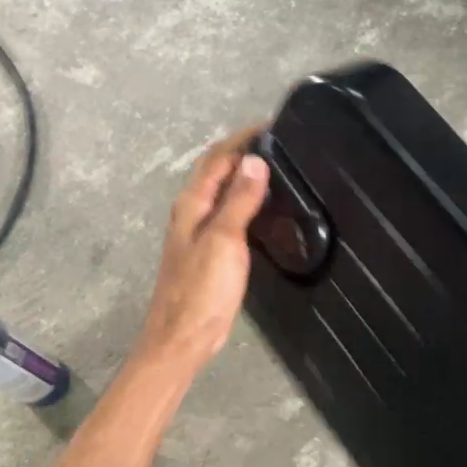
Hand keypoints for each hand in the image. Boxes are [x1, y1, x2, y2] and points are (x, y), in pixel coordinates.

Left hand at [138, 127, 270, 366]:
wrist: (182, 341)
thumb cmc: (201, 290)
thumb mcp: (224, 241)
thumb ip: (239, 199)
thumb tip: (256, 160)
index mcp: (192, 204)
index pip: (217, 158)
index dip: (243, 138)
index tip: (274, 126)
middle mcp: (193, 212)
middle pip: (218, 170)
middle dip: (245, 151)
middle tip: (283, 143)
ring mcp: (200, 232)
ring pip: (224, 191)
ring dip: (247, 175)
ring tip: (281, 167)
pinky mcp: (211, 250)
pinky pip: (231, 212)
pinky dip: (248, 200)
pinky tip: (268, 206)